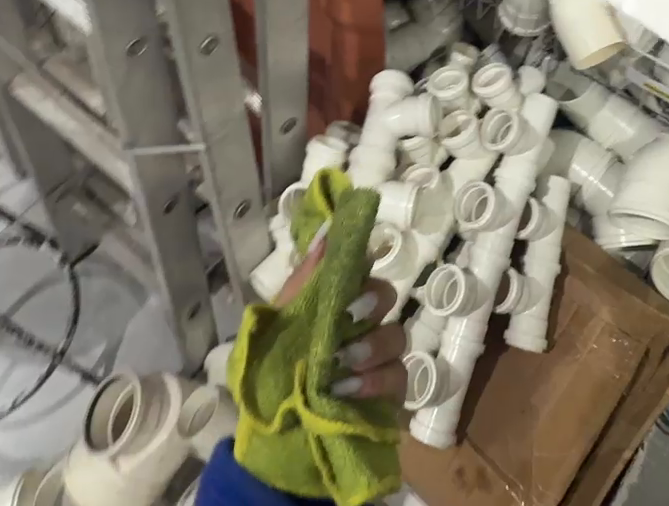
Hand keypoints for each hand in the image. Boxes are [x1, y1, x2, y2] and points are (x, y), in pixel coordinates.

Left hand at [276, 223, 406, 400]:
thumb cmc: (270, 373)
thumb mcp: (277, 323)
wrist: (270, 435)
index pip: (361, 269)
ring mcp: (378, 359)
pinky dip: (376, 380)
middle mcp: (362, 325)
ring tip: (342, 362)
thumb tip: (325, 232)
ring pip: (396, 335)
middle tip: (349, 316)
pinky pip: (398, 376)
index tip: (352, 270)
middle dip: (372, 302)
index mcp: (334, 303)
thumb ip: (303, 280)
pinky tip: (348, 389)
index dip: (362, 264)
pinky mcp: (389, 393)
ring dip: (371, 345)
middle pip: (385, 296)